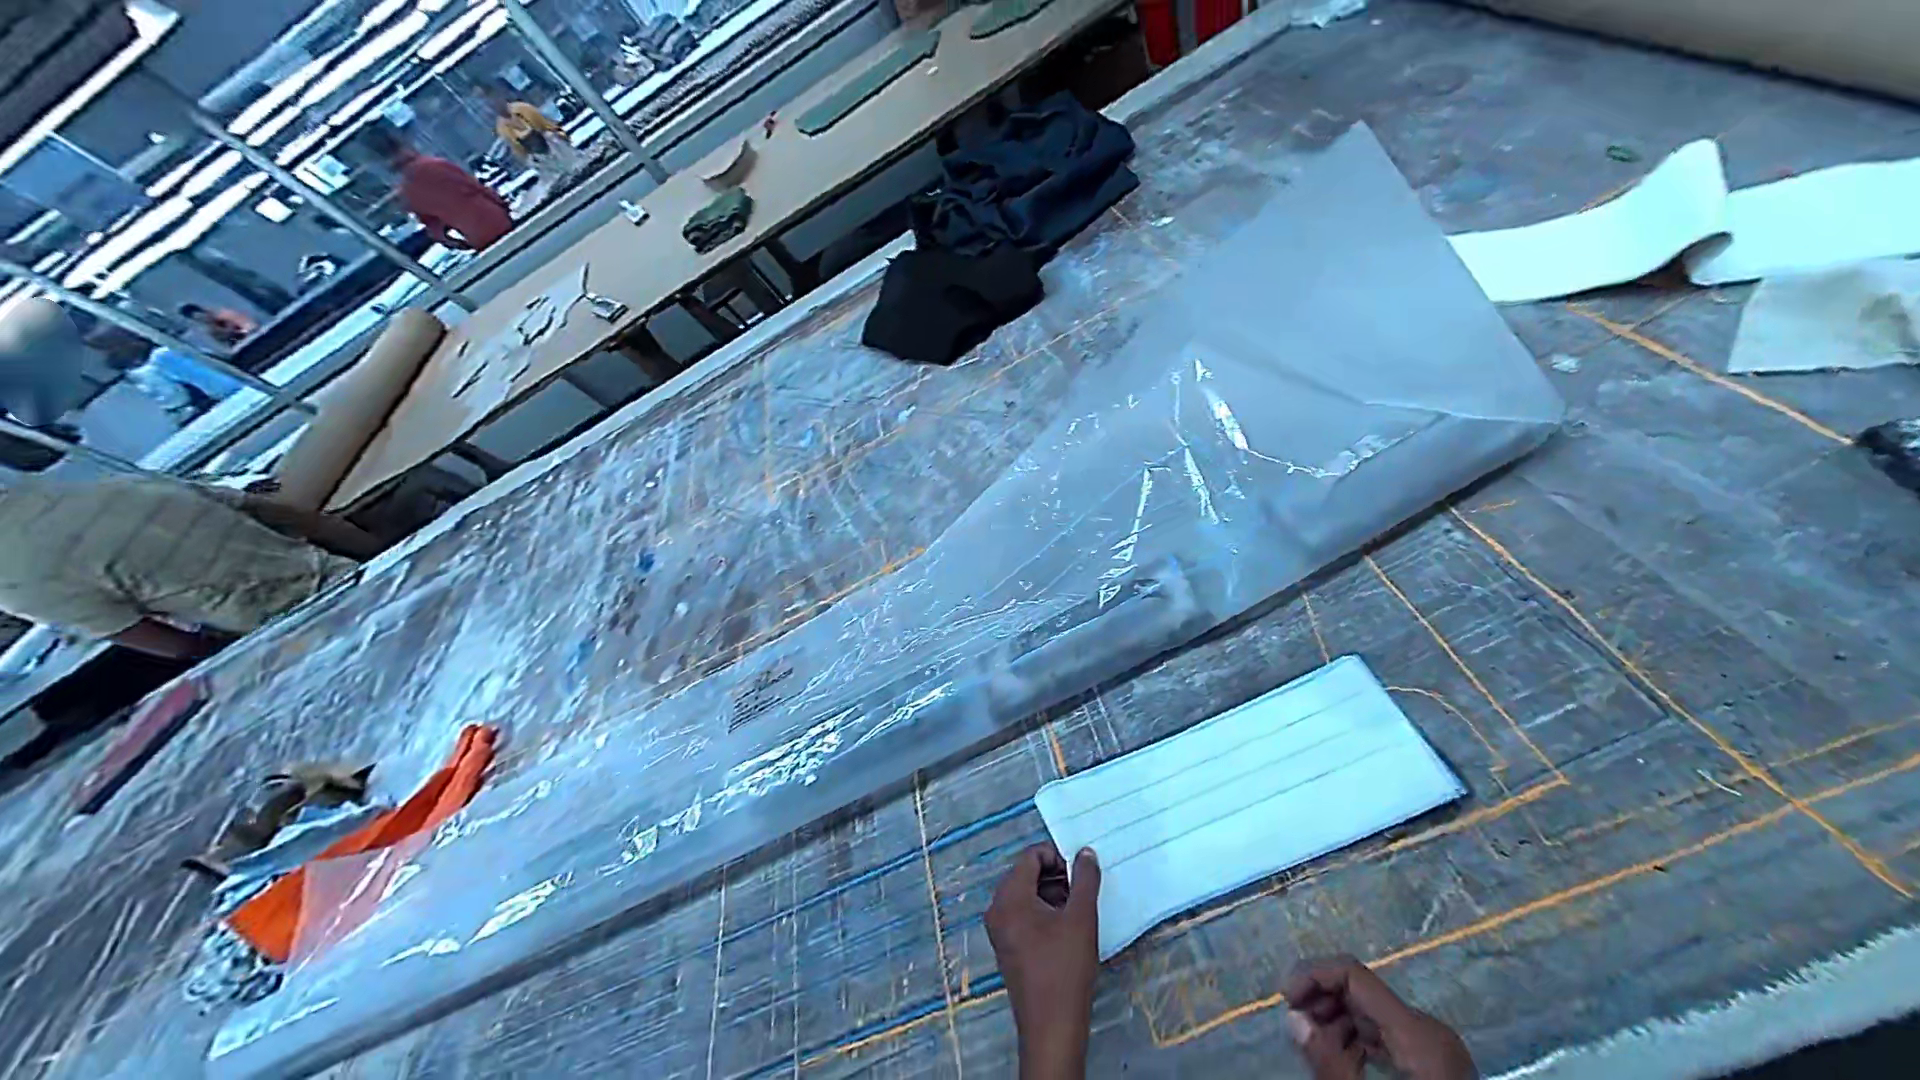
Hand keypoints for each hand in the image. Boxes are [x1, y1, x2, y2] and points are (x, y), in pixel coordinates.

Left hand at [985, 844, 1101, 1079]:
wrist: (1051, 1027)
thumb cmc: (1065, 968)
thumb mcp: (1081, 918)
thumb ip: (1085, 879)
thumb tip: (1085, 853)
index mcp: (1009, 896)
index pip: (1030, 856)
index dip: (1056, 857)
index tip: (1079, 872)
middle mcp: (997, 908)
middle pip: (1025, 873)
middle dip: (1054, 875)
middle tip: (1080, 891)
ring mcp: (998, 928)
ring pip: (1024, 894)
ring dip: (1050, 893)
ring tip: (1076, 910)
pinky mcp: (1005, 945)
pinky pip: (1021, 913)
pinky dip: (1042, 911)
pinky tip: (1064, 928)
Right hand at [1283, 956, 1476, 1079]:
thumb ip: (1329, 1062)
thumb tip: (1293, 1019)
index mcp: (1419, 1033)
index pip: (1354, 974)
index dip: (1313, 976)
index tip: (1286, 1002)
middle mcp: (1430, 1030)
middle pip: (1361, 992)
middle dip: (1322, 1002)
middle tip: (1296, 1027)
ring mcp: (1436, 1049)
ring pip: (1372, 1014)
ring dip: (1336, 1023)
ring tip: (1316, 1049)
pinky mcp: (1435, 1066)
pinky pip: (1387, 1036)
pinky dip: (1358, 1041)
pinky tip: (1343, 1062)